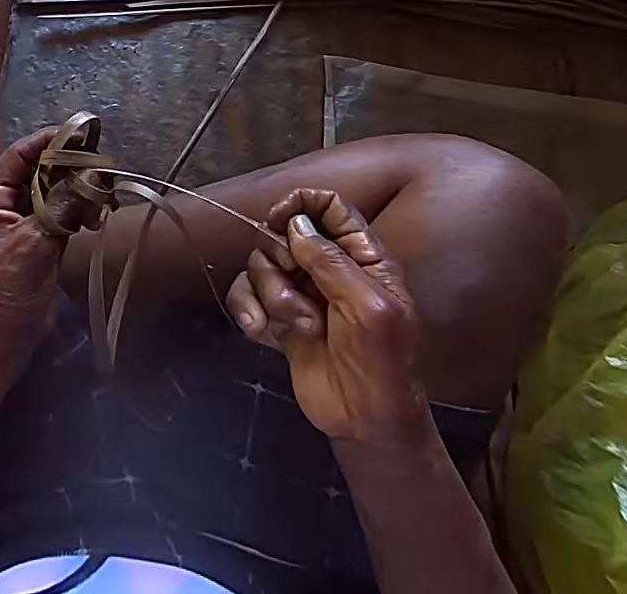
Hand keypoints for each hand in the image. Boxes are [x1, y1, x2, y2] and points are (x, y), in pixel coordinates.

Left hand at [0, 126, 104, 370]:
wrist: (4, 339)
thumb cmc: (6, 290)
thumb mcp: (32, 245)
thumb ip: (59, 209)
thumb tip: (88, 177)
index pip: (18, 157)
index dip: (46, 141)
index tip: (77, 134)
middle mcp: (8, 205)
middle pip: (41, 171)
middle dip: (70, 167)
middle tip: (100, 167)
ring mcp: (28, 222)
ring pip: (58, 191)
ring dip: (81, 190)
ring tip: (102, 201)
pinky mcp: (46, 239)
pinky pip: (68, 213)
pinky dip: (84, 211)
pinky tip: (97, 218)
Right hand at [226, 188, 427, 441]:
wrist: (365, 422)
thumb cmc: (382, 363)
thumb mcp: (370, 308)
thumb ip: (331, 261)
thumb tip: (295, 223)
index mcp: (360, 257)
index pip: (329, 205)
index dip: (302, 204)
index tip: (281, 222)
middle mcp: (325, 267)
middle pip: (282, 234)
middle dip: (280, 261)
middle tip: (298, 289)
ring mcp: (298, 291)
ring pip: (259, 265)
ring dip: (270, 295)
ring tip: (299, 326)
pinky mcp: (275, 316)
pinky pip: (243, 294)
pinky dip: (245, 309)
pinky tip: (259, 331)